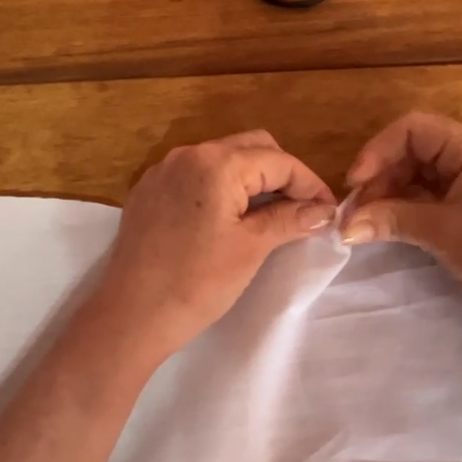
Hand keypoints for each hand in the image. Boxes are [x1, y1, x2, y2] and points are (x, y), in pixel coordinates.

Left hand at [95, 130, 338, 354]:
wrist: (132, 314)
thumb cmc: (197, 283)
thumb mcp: (251, 248)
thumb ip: (290, 219)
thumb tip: (324, 209)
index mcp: (216, 162)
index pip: (278, 160)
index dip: (309, 183)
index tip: (329, 210)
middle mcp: (188, 154)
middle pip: (251, 147)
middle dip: (282, 173)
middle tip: (303, 209)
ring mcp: (164, 169)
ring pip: (223, 157)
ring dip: (252, 178)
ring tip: (272, 213)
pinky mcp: (149, 189)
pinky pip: (196, 173)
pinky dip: (221, 185)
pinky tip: (230, 216)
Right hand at [343, 112, 461, 346]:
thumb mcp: (445, 238)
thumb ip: (391, 220)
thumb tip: (344, 225)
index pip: (415, 129)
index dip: (377, 152)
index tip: (355, 187)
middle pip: (421, 146)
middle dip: (385, 174)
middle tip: (359, 210)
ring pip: (431, 168)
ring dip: (398, 190)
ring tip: (373, 220)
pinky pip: (448, 186)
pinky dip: (420, 201)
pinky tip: (400, 222)